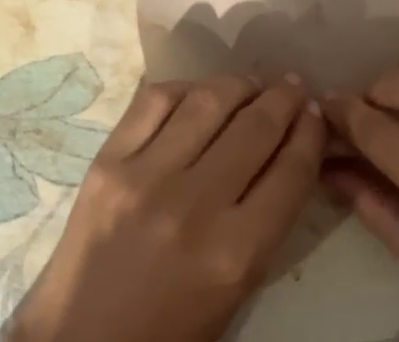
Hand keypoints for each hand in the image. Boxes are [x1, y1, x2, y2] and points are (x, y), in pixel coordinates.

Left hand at [10, 74, 326, 341]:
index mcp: (235, 254)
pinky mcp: (106, 162)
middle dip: (285, 100)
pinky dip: (185, 88)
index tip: (318, 114)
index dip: (312, 134)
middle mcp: (194, 206)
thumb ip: (266, 222)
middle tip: (295, 87)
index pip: (291, 172)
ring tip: (254, 83)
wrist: (80, 341)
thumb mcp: (236, 289)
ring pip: (208, 102)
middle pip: (256, 128)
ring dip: (240, 84)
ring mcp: (145, 177)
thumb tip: (288, 153)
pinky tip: (199, 92)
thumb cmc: (169, 329)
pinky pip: (154, 102)